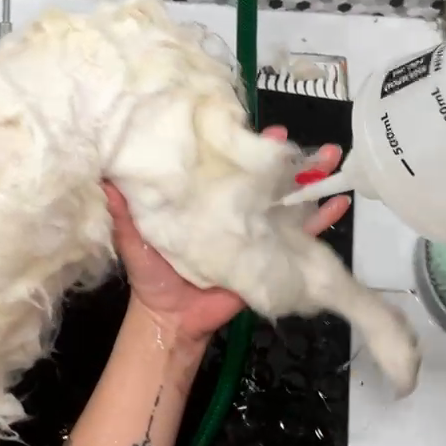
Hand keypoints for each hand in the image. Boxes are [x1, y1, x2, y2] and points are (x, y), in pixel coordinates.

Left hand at [104, 126, 349, 344]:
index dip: (242, 141)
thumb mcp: (132, 236)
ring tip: (334, 155)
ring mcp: (258, 227)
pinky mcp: (273, 254)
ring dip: (314, 175)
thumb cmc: (153, 274)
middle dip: (289, 153)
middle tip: (302, 137)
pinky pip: (304, 236)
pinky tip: (340, 202)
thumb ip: (122, 208)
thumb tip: (105, 175)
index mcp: (206, 194)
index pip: (228, 159)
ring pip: (291, 195)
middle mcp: (236, 204)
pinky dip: (323, 219)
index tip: (254, 126)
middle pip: (266, 172)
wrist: (171, 319)